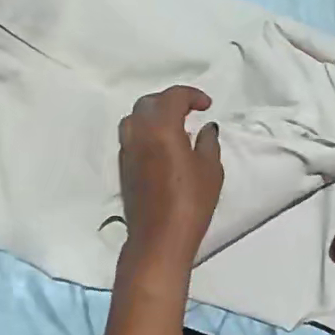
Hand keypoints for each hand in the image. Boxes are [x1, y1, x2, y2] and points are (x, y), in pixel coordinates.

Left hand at [118, 86, 223, 265]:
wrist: (159, 238)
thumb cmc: (191, 202)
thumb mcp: (211, 170)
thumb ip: (208, 143)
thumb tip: (206, 129)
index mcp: (161, 128)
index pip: (173, 97)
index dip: (192, 95)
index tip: (207, 105)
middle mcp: (138, 133)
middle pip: (149, 103)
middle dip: (170, 101)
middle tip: (191, 111)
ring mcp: (127, 150)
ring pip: (135, 118)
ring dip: (155, 115)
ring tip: (175, 125)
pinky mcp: (123, 167)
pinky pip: (132, 136)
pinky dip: (147, 131)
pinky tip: (164, 145)